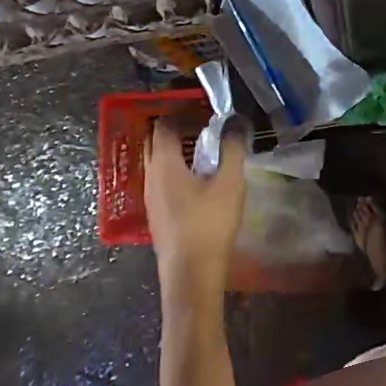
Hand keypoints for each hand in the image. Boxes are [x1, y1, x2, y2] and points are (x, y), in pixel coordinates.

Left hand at [145, 121, 246, 293]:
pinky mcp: (157, 214)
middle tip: (203, 126)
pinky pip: (161, 180)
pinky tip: (197, 181)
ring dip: (176, 151)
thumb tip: (235, 122)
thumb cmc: (209, 224)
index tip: (204, 110)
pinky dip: (175, 170)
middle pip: (156, 142)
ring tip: (204, 151)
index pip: (164, 125)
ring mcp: (150, 197)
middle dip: (176, 129)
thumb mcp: (229, 183)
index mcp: (164, 163)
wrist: (190, 275)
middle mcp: (150, 176)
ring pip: (157, 163)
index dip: (182, 113)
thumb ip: (232, 149)